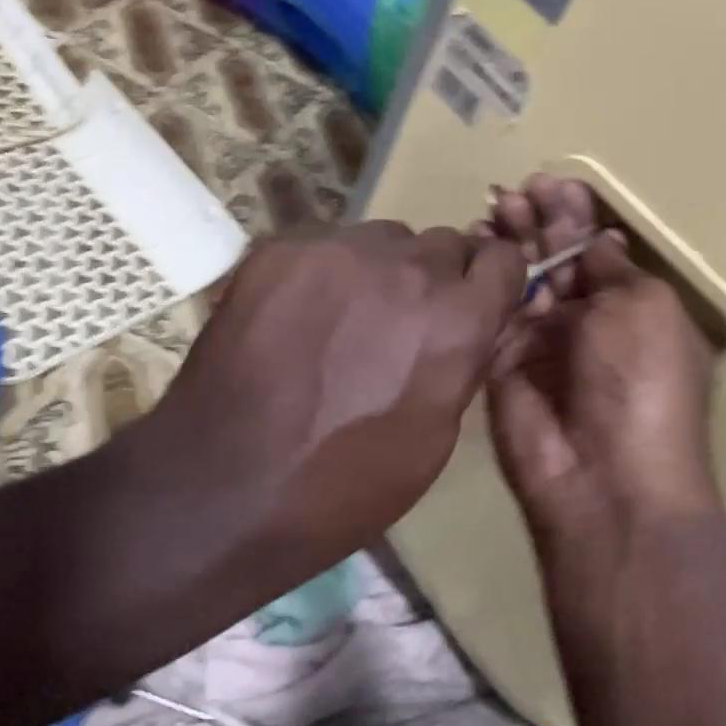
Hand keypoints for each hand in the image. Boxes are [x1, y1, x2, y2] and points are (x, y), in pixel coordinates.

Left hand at [152, 220, 526, 558]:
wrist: (222, 486)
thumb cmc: (343, 486)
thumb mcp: (434, 438)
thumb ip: (461, 360)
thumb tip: (467, 326)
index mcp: (455, 319)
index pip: (502, 258)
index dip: (489, 283)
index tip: (471, 304)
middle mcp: (406, 268)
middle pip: (442, 244)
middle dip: (433, 280)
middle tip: (398, 324)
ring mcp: (337, 249)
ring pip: (382, 239)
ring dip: (378, 271)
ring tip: (342, 321)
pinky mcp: (280, 247)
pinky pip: (325, 243)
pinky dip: (323, 272)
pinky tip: (297, 317)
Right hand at [481, 178, 720, 538]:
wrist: (604, 480)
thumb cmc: (641, 382)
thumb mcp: (646, 308)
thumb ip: (612, 267)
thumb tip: (597, 239)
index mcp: (632, 306)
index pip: (596, 247)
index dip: (575, 214)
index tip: (551, 183)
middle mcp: (586, 320)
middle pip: (554, 258)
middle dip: (537, 220)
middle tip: (515, 192)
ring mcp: (540, 342)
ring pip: (519, 278)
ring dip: (509, 240)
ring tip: (494, 207)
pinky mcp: (499, 362)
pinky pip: (489, 310)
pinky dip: (481, 277)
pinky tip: (472, 243)